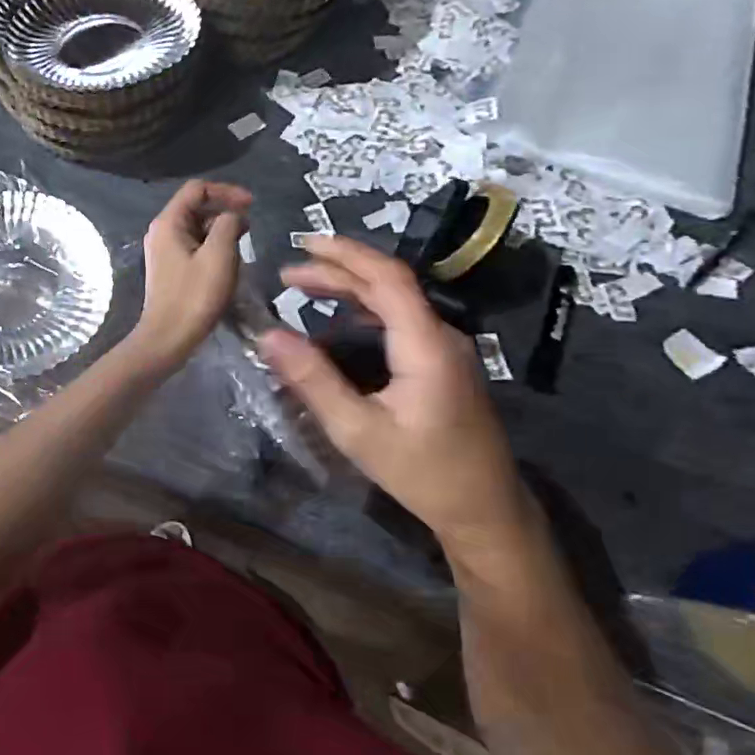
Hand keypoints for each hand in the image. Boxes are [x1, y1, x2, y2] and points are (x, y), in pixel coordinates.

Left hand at [125, 180, 251, 369]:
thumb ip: (229, 225)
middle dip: (226, 214)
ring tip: (241, 253)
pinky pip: (195, 248)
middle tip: (250, 231)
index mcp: (168, 222)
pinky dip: (213, 250)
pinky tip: (227, 267)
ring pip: (198, 229)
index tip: (251, 205)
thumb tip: (234, 216)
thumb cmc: (194, 296)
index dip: (227, 191)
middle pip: (197, 208)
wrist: (168, 339)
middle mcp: (162, 231)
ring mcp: (164, 251)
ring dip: (222, 235)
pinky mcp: (171, 269)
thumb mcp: (218, 255)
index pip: (197, 188)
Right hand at [259, 236, 530, 561]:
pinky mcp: (443, 363)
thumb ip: (313, 380)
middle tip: (288, 275)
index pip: (387, 277)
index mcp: (425, 345)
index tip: (304, 244)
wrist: (486, 510)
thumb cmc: (423, 473)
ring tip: (305, 290)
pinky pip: (401, 321)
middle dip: (337, 271)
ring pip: (395, 301)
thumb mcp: (358, 431)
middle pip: (388, 284)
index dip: (346, 254)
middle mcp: (440, 336)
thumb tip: (268, 336)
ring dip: (350, 289)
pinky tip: (339, 325)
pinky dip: (366, 311)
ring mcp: (446, 348)